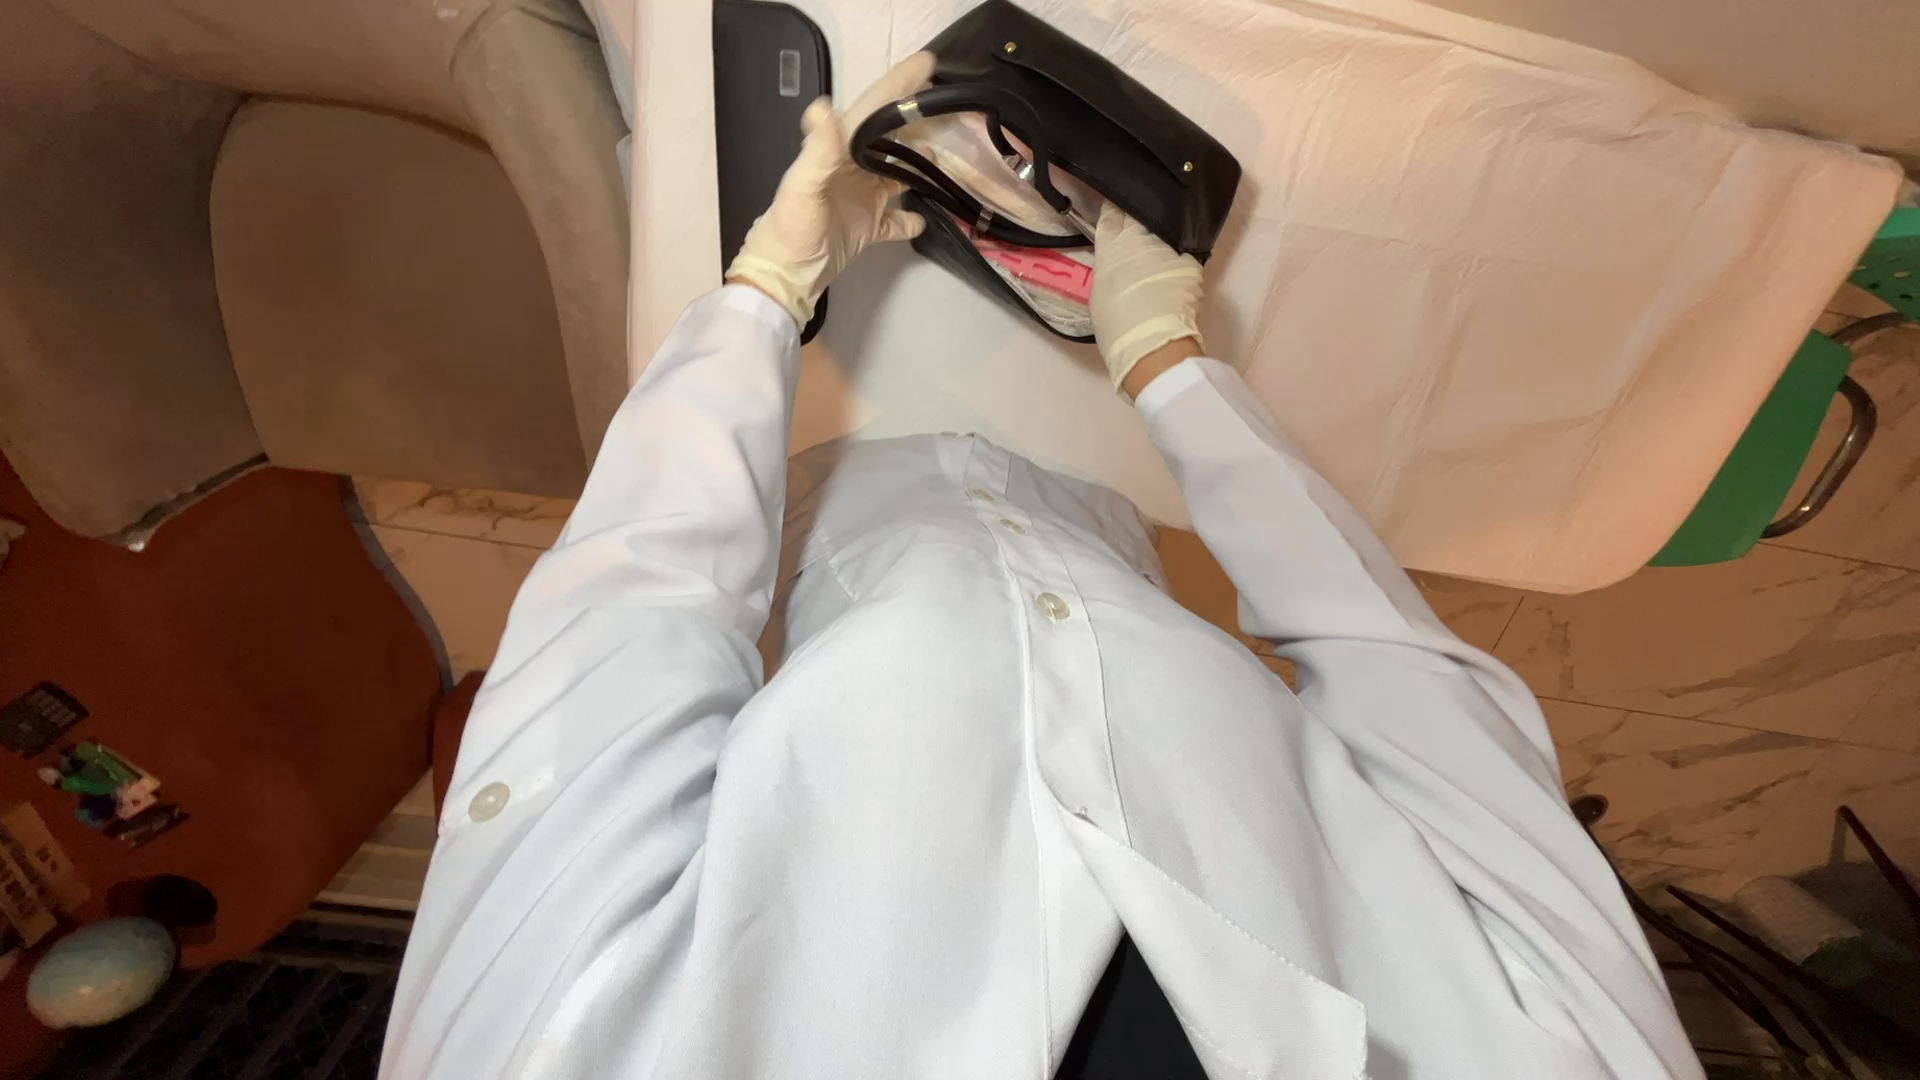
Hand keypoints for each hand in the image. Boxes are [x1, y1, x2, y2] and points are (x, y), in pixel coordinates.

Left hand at [725, 52, 935, 325]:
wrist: (787, 275)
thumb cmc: (792, 229)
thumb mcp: (802, 187)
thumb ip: (818, 149)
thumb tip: (826, 106)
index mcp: (837, 151)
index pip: (872, 111)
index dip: (898, 87)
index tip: (928, 66)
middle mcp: (852, 168)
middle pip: (890, 138)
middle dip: (916, 122)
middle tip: (950, 109)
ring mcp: (862, 198)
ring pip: (898, 175)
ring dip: (921, 167)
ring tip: (949, 159)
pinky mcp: (868, 228)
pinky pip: (895, 221)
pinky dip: (910, 220)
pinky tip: (926, 219)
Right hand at [1090, 202, 1204, 391]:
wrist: (1153, 345)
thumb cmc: (1116, 325)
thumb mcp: (1100, 292)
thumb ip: (1109, 266)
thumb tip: (1118, 260)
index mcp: (1113, 244)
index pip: (1112, 212)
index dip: (1113, 210)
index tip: (1113, 212)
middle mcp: (1142, 237)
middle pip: (1139, 215)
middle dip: (1137, 217)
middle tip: (1134, 229)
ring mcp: (1169, 247)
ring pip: (1163, 233)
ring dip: (1159, 240)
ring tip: (1155, 255)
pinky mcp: (1191, 262)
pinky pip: (1181, 254)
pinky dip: (1176, 262)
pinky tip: (1172, 275)